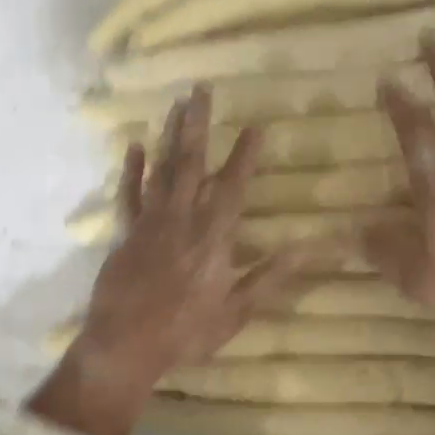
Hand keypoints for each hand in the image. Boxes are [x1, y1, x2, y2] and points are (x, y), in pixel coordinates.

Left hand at [30, 85, 303, 434]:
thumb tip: (310, 248)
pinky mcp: (124, 236)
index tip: (255, 124)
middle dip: (199, 125)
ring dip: (170, 137)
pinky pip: (128, 196)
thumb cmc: (184, 334)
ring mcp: (149, 226)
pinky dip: (132, 170)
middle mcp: (181, 221)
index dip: (244, 156)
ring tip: (177, 104)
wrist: (124, 345)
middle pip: (191, 165)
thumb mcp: (235, 312)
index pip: (233, 187)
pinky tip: (134, 146)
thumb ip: (269, 277)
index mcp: (213, 239)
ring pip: (161, 171)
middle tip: (201, 88)